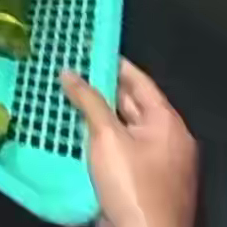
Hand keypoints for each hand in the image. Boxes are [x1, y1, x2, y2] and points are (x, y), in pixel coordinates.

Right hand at [62, 60, 197, 226]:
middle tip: (62, 63)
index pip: (139, 81)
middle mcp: (164, 139)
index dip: (112, 60)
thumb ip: (88, 99)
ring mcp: (151, 160)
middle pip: (128, 100)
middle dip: (96, 83)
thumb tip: (69, 72)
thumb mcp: (107, 135)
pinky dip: (93, 129)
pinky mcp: (136, 175)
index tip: (82, 43)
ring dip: (91, 106)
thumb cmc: (132, 184)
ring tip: (58, 86)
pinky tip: (67, 120)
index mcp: (167, 125)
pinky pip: (113, 141)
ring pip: (117, 121)